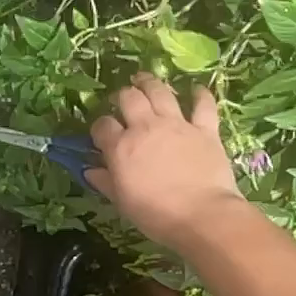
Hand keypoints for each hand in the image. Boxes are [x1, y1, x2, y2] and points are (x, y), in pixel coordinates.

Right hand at [86, 74, 245, 248]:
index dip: (99, 127)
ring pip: (160, 92)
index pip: (102, 126)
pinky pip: (203, 104)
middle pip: (129, 98)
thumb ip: (105, 182)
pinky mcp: (205, 129)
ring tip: (144, 79)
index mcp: (121, 147)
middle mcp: (146, 127)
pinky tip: (196, 90)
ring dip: (150, 83)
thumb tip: (90, 171)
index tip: (101, 134)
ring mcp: (177, 125)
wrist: (201, 215)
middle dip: (122, 95)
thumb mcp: (121, 201)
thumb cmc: (154, 213)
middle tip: (121, 98)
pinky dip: (199, 95)